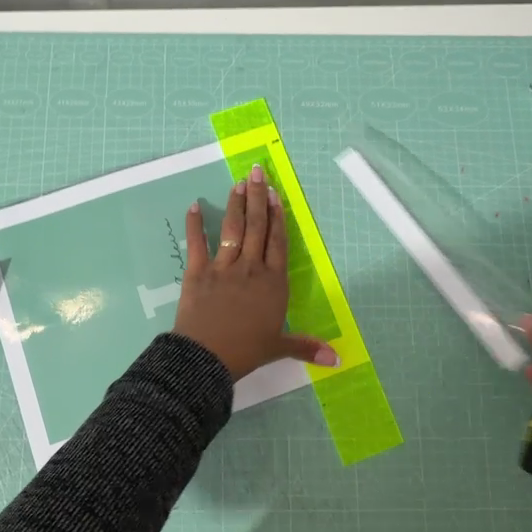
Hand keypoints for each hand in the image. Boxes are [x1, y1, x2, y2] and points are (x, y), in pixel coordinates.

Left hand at [174, 163, 338, 381]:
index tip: (276, 195)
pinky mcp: (197, 272)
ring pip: (233, 228)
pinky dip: (195, 224)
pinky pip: (196, 243)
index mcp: (273, 283)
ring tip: (238, 182)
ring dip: (236, 204)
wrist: (206, 358)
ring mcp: (223, 267)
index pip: (278, 243)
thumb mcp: (278, 348)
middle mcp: (250, 268)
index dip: (277, 218)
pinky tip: (194, 206)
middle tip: (258, 172)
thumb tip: (337, 359)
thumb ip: (305, 346)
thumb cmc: (246, 352)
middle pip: (257, 227)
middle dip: (258, 198)